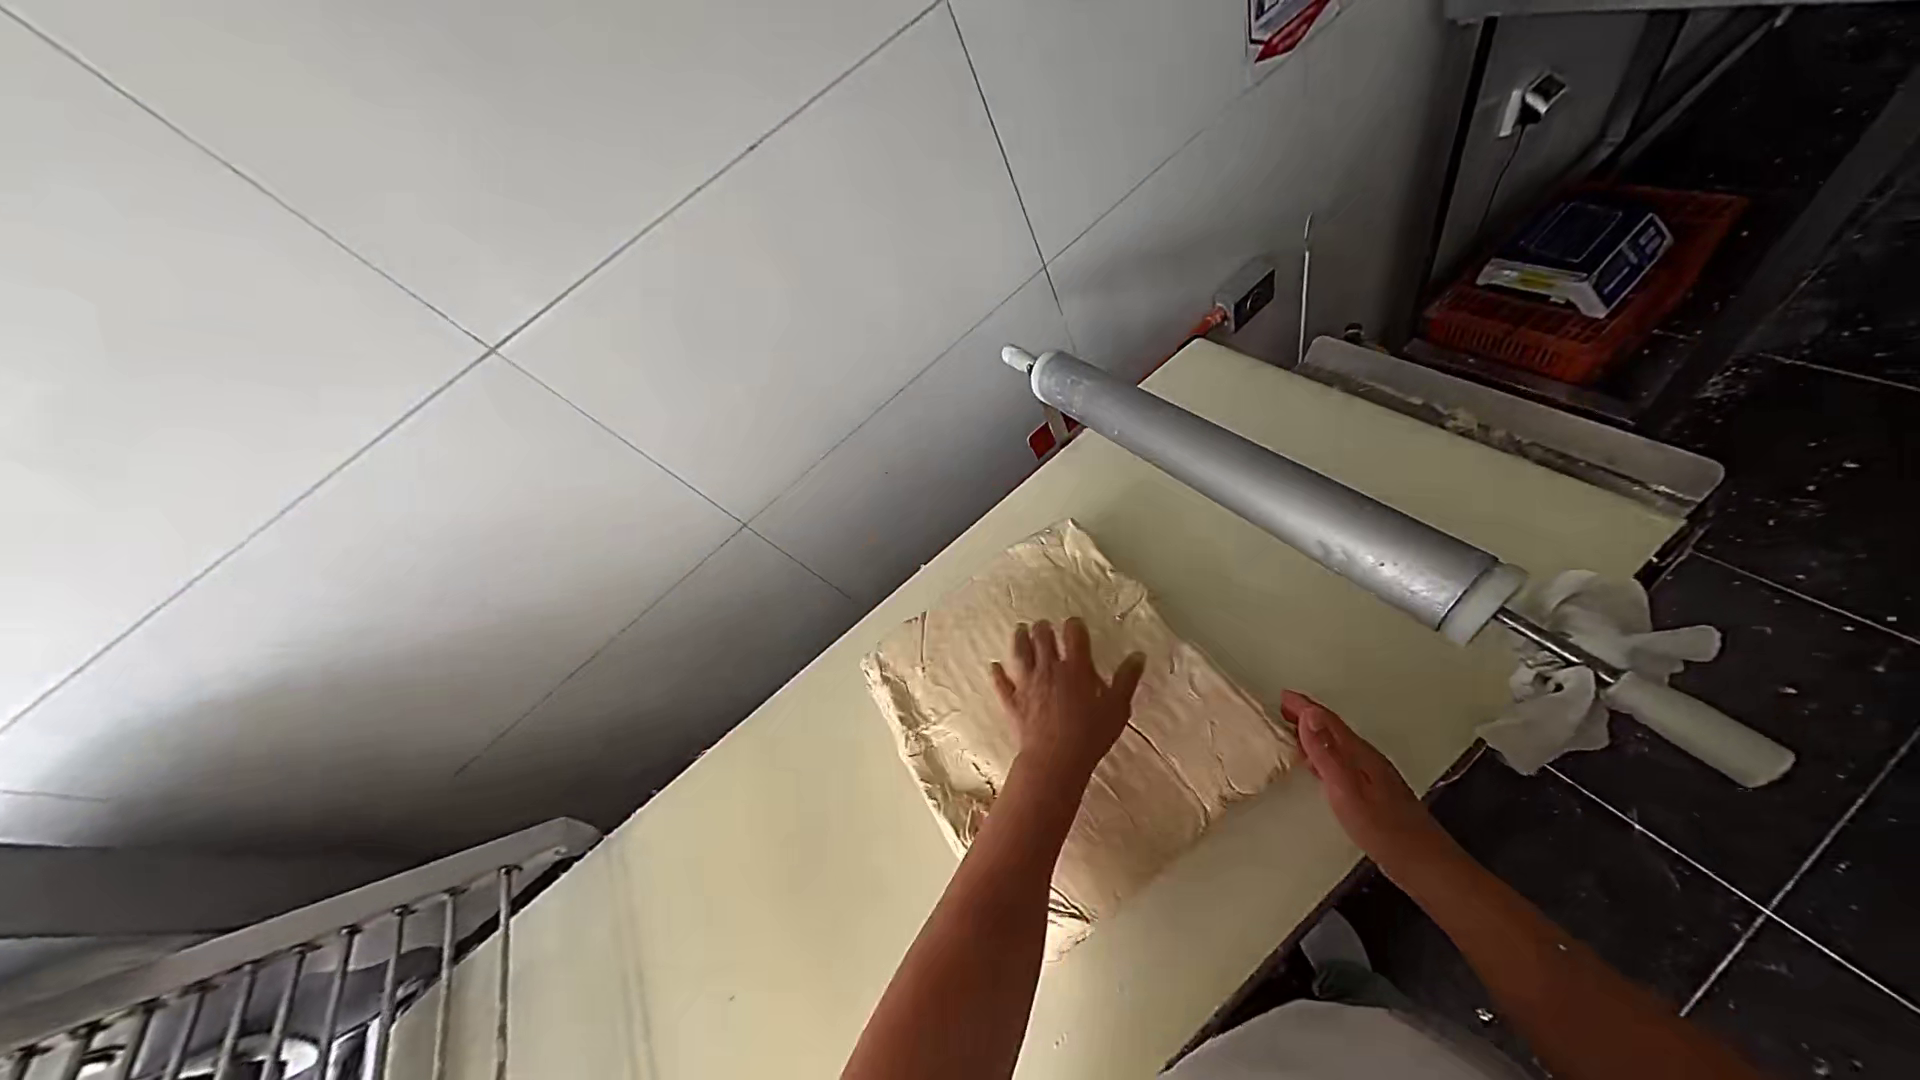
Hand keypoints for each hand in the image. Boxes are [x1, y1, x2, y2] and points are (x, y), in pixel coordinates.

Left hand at [991, 619, 1145, 780]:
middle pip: (1042, 639)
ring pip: (1020, 654)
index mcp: (1076, 668)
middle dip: (1043, 628)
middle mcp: (1049, 670)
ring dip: (1019, 639)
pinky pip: (1002, 683)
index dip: (1074, 625)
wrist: (1055, 759)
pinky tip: (994, 665)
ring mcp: (1027, 684)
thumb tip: (1138, 655)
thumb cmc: (1090, 735)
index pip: (1074, 636)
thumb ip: (1126, 679)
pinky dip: (997, 673)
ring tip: (1019, 629)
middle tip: (1043, 624)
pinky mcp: (1013, 701)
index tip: (1074, 622)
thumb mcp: (1117, 708)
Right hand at [1285, 691, 1453, 873]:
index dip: (1304, 706)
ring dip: (1313, 733)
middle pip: (1333, 729)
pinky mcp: (1373, 790)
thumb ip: (1326, 753)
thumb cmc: (1383, 830)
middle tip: (1282, 708)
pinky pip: (1341, 759)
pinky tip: (1316, 765)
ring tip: (1292, 730)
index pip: (1327, 721)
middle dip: (1307, 715)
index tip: (1282, 696)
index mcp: (1359, 754)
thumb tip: (1309, 715)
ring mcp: (1372, 775)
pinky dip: (1322, 753)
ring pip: (1337, 743)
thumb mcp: (1346, 789)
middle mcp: (1366, 758)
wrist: (1426, 866)